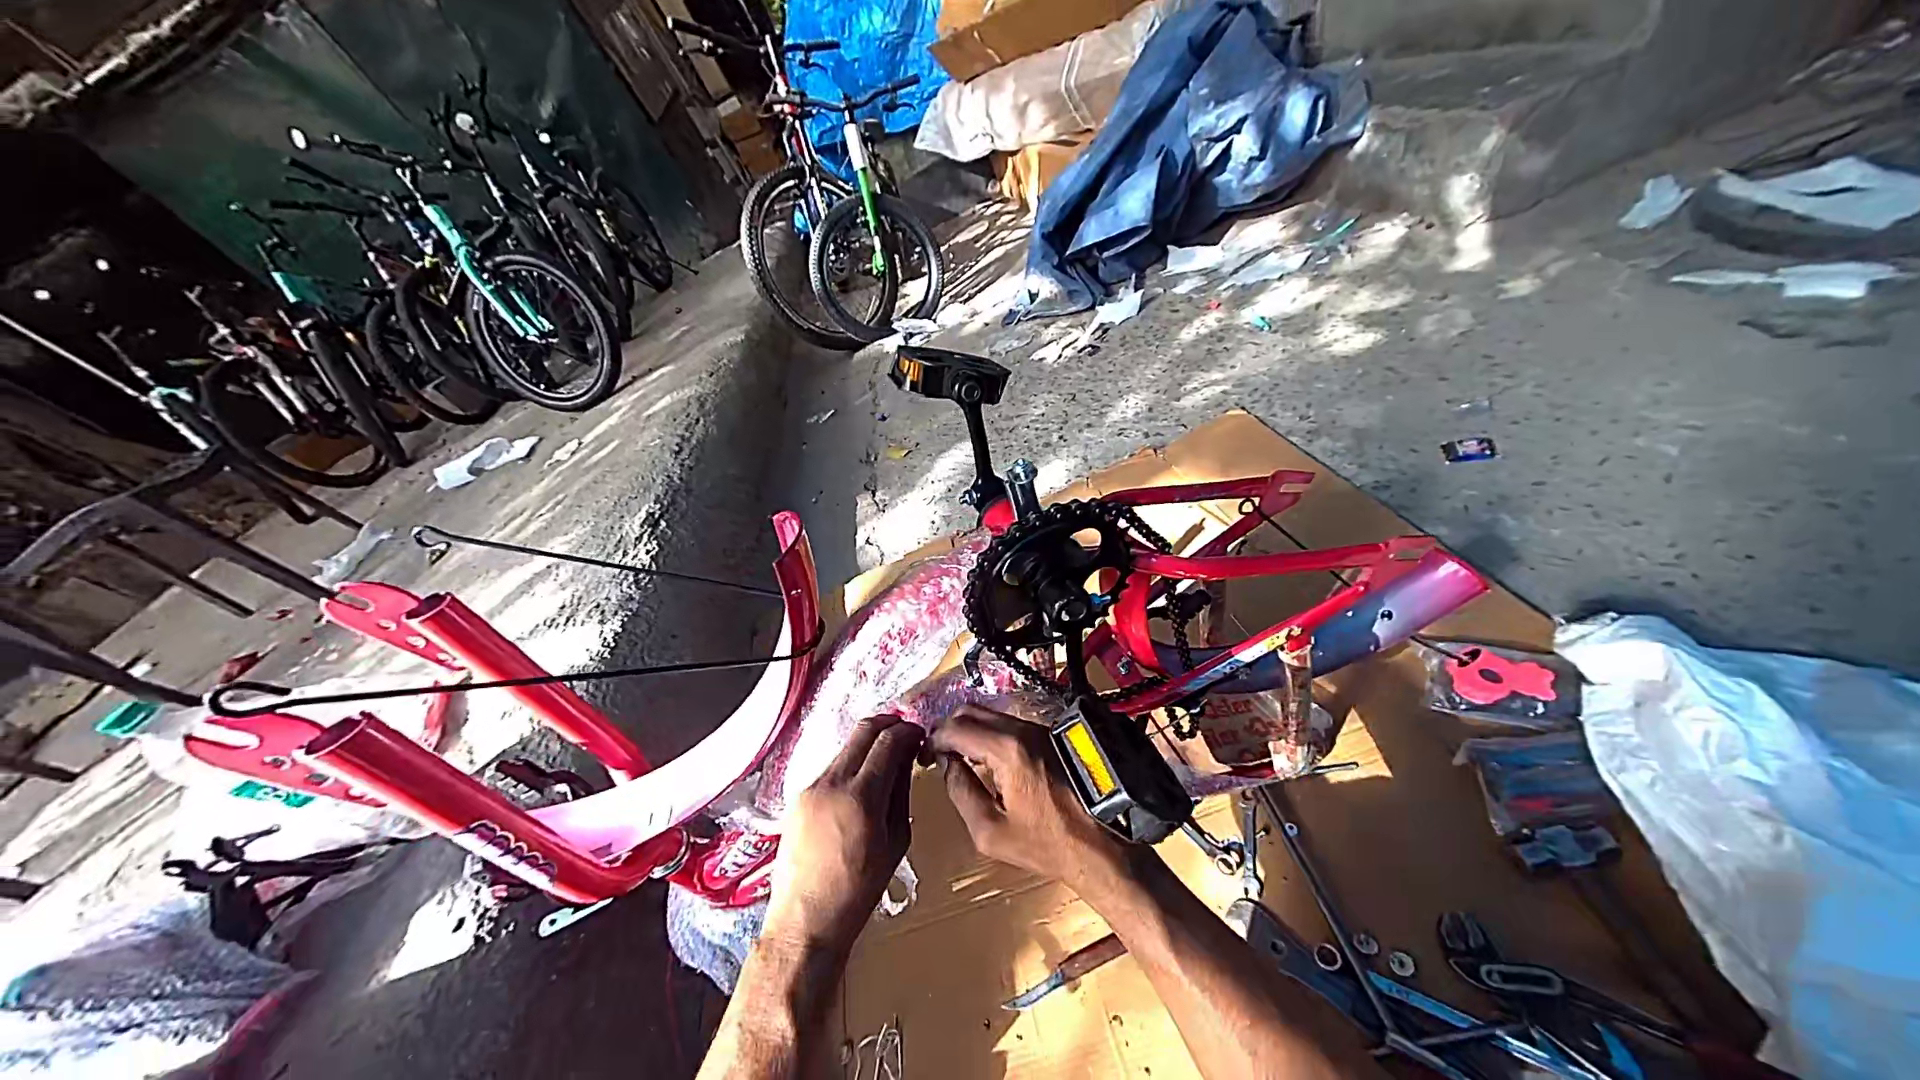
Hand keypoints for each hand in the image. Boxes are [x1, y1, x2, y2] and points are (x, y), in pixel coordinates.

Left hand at [761, 714, 923, 957]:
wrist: (805, 921)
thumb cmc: (859, 891)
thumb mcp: (895, 842)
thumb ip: (901, 793)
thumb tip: (906, 760)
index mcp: (861, 797)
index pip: (888, 740)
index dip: (908, 730)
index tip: (919, 734)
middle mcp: (832, 783)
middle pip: (863, 730)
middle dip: (888, 724)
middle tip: (905, 733)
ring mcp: (811, 788)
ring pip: (846, 748)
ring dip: (868, 745)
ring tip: (886, 762)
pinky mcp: (797, 798)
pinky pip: (830, 769)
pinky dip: (850, 766)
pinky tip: (860, 786)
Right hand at [928, 706, 1137, 901]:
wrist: (1104, 844)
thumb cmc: (1048, 844)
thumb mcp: (991, 831)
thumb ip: (961, 792)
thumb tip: (947, 765)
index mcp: (1007, 750)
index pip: (956, 727)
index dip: (933, 739)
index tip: (925, 755)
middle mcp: (1024, 729)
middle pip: (972, 710)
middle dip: (949, 728)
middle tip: (938, 753)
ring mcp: (1041, 729)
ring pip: (992, 715)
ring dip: (971, 731)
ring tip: (961, 758)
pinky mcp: (1052, 735)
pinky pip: (1011, 725)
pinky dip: (991, 735)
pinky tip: (988, 761)